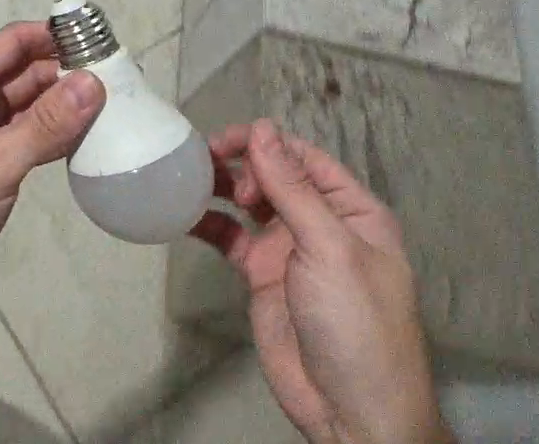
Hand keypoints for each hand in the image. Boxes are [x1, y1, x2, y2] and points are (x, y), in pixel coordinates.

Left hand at [0, 22, 105, 318]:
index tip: (100, 40)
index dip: (52, 36)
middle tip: (121, 79)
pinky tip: (89, 141)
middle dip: (65, 72)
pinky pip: (29, 138)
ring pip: (29, 107)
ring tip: (116, 106)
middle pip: (23, 73)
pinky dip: (55, 136)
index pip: (11, 43)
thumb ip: (45, 124)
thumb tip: (94, 82)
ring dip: (64, 106)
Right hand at [194, 120, 448, 443]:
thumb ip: (292, 189)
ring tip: (187, 180)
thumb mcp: (330, 249)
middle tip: (207, 170)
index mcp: (351, 211)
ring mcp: (288, 248)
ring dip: (219, 187)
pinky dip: (206, 222)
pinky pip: (229, 237)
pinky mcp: (261, 274)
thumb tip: (262, 128)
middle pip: (272, 174)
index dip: (265, 143)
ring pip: (247, 201)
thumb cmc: (356, 322)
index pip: (303, 158)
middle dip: (239, 164)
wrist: (351, 411)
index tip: (224, 143)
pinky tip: (181, 215)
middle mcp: (320, 222)